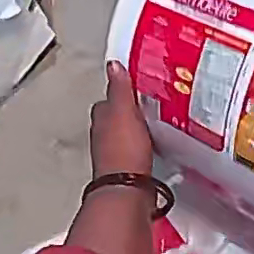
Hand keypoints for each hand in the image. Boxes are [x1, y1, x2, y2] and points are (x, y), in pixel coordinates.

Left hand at [90, 60, 153, 175]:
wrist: (128, 189)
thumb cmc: (124, 150)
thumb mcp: (124, 111)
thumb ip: (119, 88)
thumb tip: (113, 64)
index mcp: (102, 119)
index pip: (107, 100)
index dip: (118, 92)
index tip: (130, 85)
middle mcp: (104, 137)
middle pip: (114, 119)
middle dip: (126, 112)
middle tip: (141, 105)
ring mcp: (115, 155)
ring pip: (123, 136)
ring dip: (133, 131)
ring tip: (149, 125)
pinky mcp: (129, 170)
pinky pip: (135, 153)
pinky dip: (141, 147)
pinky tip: (151, 147)